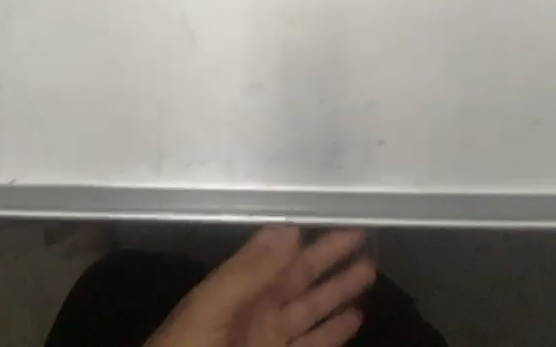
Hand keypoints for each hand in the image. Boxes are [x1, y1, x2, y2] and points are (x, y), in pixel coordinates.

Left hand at [146, 226, 375, 346]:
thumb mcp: (212, 304)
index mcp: (241, 287)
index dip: (310, 241)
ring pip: (313, 311)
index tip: (339, 221)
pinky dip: (333, 333)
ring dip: (339, 293)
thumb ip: (250, 270)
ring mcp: (271, 339)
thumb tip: (290, 229)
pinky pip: (312, 346)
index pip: (282, 256)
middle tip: (364, 239)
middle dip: (331, 261)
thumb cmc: (187, 345)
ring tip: (368, 272)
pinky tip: (354, 318)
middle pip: (302, 280)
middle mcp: (259, 309)